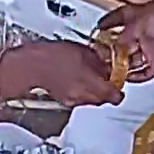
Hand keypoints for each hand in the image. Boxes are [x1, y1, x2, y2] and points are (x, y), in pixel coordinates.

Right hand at [0, 41, 122, 106]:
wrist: (33, 66)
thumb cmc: (54, 56)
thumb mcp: (83, 51)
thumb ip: (98, 60)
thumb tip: (107, 62)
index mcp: (93, 85)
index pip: (116, 96)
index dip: (119, 90)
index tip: (120, 83)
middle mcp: (85, 97)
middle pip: (104, 99)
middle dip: (107, 89)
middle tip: (106, 77)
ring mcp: (75, 101)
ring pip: (93, 100)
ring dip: (95, 90)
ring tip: (89, 75)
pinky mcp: (66, 101)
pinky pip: (81, 99)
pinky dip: (83, 91)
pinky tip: (77, 79)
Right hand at [101, 0, 153, 81]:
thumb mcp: (141, 19)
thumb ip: (125, 34)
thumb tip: (114, 45)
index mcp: (140, 16)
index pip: (119, 19)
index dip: (108, 23)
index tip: (98, 28)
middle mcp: (144, 34)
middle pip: (123, 45)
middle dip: (112, 51)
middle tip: (99, 57)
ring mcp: (150, 50)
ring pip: (131, 62)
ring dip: (121, 67)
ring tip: (108, 71)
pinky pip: (142, 75)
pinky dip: (133, 78)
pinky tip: (124, 80)